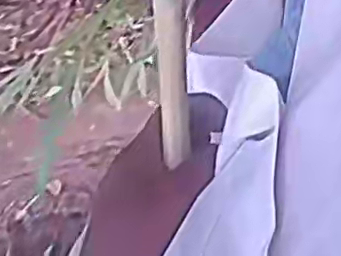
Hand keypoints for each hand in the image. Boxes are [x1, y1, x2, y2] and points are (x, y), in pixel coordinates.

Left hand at [81, 94, 224, 255]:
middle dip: (196, 146)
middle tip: (219, 161)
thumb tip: (214, 143)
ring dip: (184, 175)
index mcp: (135, 150)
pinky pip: (150, 197)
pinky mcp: (114, 225)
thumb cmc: (148, 232)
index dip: (204, 110)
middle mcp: (121, 167)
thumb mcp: (186, 189)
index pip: (173, 109)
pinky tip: (181, 217)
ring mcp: (114, 198)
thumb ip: (204, 157)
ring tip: (203, 192)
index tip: (227, 125)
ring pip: (160, 170)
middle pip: (168, 139)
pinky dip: (169, 199)